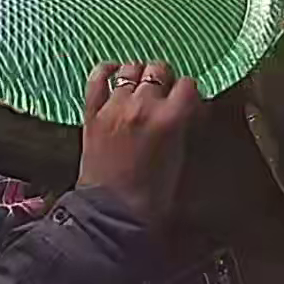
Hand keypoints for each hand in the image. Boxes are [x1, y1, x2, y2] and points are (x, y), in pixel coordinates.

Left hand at [78, 60, 200, 223]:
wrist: (112, 214)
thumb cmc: (153, 192)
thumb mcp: (181, 155)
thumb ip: (185, 123)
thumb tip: (190, 107)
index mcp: (170, 118)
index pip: (188, 84)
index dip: (190, 92)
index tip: (188, 101)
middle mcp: (143, 105)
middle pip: (159, 69)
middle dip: (166, 79)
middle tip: (165, 93)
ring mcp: (115, 107)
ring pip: (131, 69)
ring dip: (140, 74)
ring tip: (142, 84)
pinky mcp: (93, 113)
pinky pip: (97, 79)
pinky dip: (106, 70)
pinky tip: (115, 71)